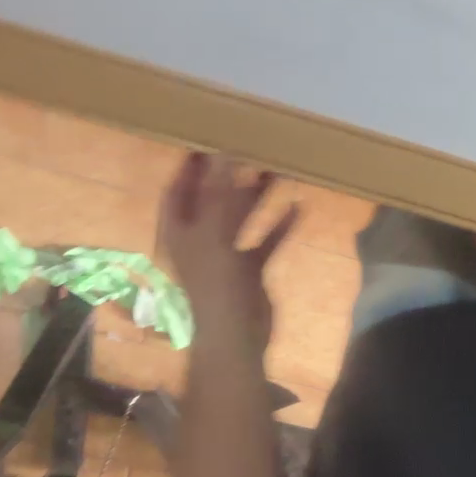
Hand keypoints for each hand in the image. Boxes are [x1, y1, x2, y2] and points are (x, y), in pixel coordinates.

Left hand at [160, 152, 297, 352]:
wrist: (237, 335)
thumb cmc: (216, 284)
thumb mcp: (212, 233)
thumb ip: (218, 194)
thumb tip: (224, 154)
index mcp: (179, 232)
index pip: (177, 190)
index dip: (189, 167)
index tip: (207, 141)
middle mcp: (199, 240)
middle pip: (213, 200)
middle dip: (231, 177)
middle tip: (251, 150)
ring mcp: (225, 256)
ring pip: (242, 218)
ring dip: (258, 197)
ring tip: (278, 172)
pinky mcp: (250, 270)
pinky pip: (265, 241)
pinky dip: (279, 226)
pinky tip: (297, 208)